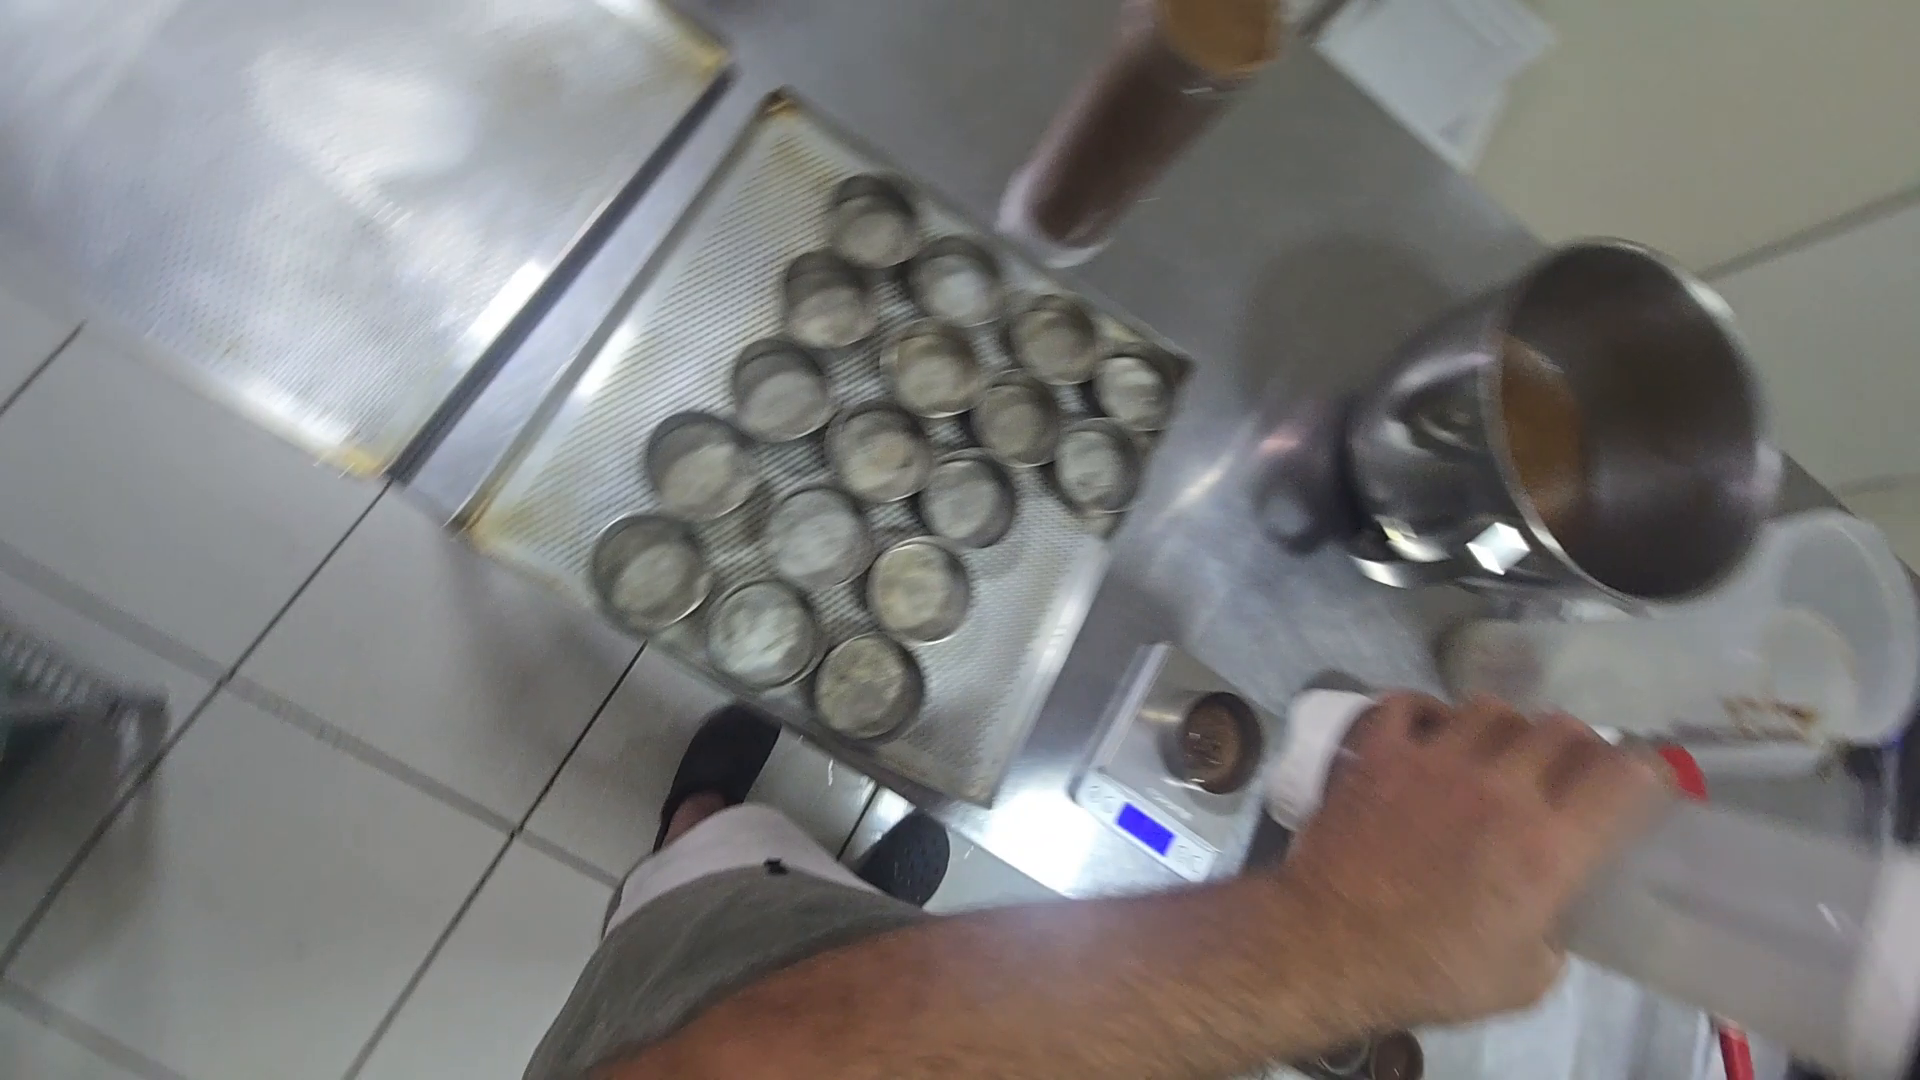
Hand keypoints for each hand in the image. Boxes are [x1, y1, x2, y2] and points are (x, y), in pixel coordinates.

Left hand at [1276, 693, 1667, 1028]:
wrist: (1331, 940)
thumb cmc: (1431, 970)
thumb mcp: (1528, 974)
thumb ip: (1554, 923)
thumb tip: (1549, 896)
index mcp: (1549, 845)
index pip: (1624, 776)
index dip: (1647, 770)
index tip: (1643, 780)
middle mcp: (1495, 788)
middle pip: (1557, 729)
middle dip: (1576, 744)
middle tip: (1568, 767)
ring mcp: (1428, 761)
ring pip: (1486, 708)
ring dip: (1503, 726)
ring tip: (1497, 749)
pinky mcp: (1373, 752)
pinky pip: (1403, 703)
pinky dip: (1424, 709)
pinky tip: (1430, 730)